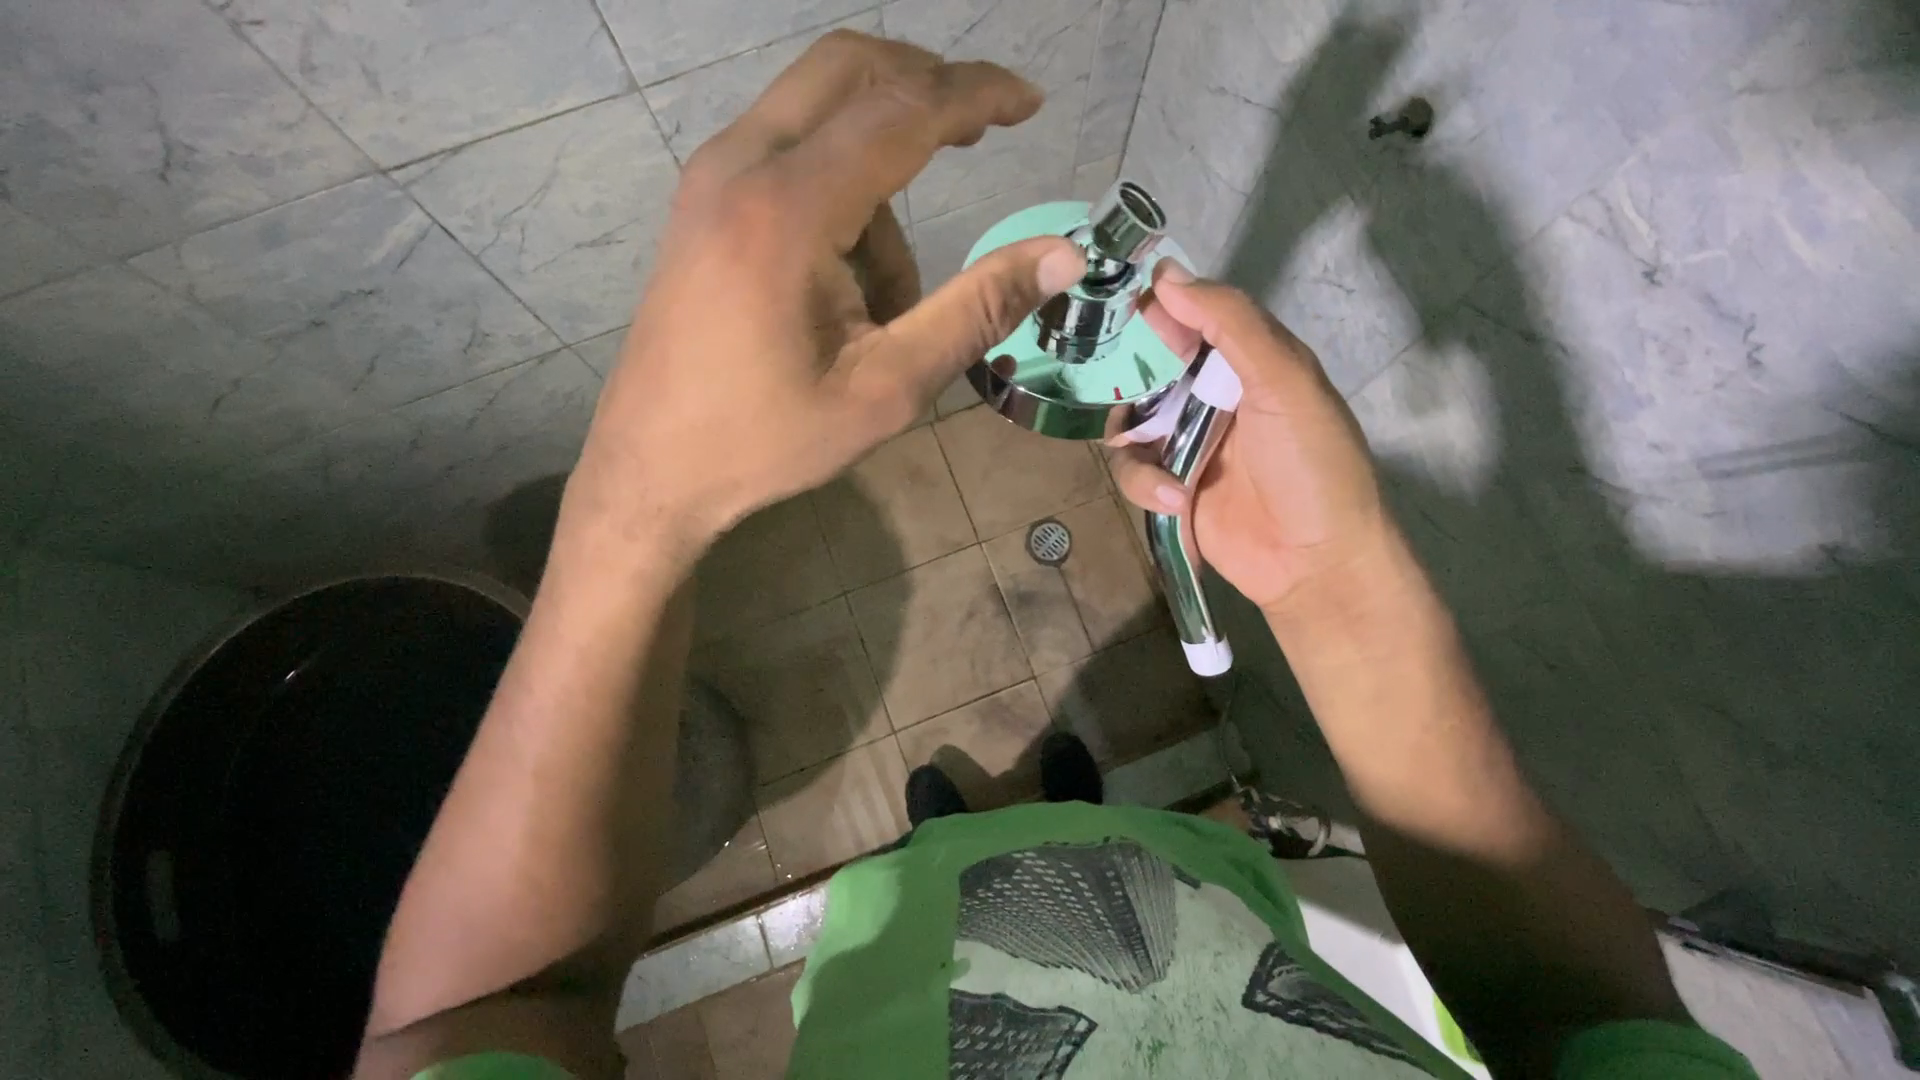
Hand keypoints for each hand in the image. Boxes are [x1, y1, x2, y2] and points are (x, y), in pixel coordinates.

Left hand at [567, 31, 1086, 565]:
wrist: (653, 467)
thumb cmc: (769, 440)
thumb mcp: (887, 389)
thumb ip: (976, 312)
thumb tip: (1064, 255)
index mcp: (788, 209)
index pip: (902, 110)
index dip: (975, 95)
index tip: (1030, 104)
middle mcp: (741, 165)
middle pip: (849, 70)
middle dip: (926, 88)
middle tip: (983, 137)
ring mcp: (712, 178)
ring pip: (822, 120)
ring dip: (880, 181)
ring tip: (886, 308)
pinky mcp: (702, 202)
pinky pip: (789, 155)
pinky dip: (839, 193)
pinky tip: (842, 289)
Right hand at [1109, 263, 1393, 614]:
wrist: (1316, 562)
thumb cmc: (1312, 465)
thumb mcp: (1285, 382)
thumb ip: (1231, 324)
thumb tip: (1167, 274)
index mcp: (1248, 360)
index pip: (1193, 315)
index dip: (1157, 307)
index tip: (1120, 306)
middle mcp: (1212, 395)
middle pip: (1148, 367)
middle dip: (1131, 378)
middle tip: (1130, 390)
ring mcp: (1187, 442)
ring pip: (1129, 421)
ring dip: (1136, 443)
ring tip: (1164, 469)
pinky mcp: (1168, 486)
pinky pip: (1132, 469)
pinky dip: (1144, 484)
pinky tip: (1175, 501)